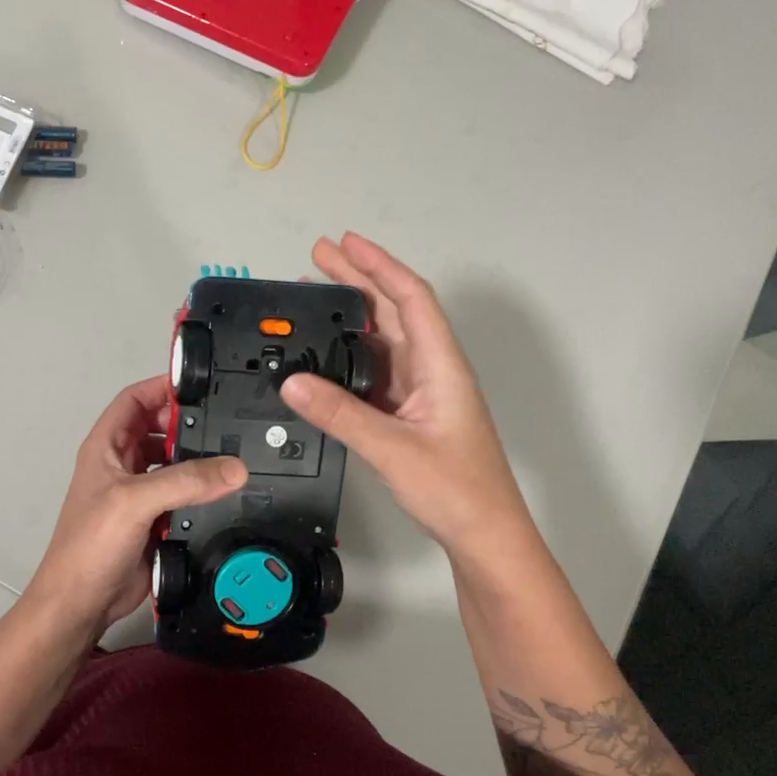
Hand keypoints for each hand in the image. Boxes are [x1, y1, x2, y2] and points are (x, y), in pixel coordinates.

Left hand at [25, 376, 247, 631]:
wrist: (81, 601)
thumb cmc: (90, 544)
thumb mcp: (134, 502)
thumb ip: (184, 481)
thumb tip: (234, 468)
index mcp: (105, 448)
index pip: (133, 400)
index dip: (161, 387)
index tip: (199, 383)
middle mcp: (121, 465)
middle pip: (158, 429)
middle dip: (188, 423)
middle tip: (228, 421)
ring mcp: (137, 494)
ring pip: (173, 463)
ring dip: (198, 459)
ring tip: (234, 454)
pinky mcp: (153, 521)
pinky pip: (182, 496)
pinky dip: (202, 491)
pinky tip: (226, 492)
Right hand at [280, 233, 531, 553]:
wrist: (482, 531)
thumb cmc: (458, 490)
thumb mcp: (392, 449)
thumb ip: (340, 414)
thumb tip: (294, 383)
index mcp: (441, 366)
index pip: (410, 298)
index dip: (378, 265)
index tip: (346, 243)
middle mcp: (432, 370)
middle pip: (395, 309)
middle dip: (358, 278)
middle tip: (320, 256)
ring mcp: (421, 391)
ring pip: (384, 338)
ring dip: (352, 314)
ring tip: (316, 296)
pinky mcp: (409, 412)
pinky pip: (376, 369)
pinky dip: (349, 353)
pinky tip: (327, 353)